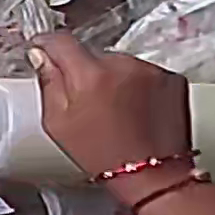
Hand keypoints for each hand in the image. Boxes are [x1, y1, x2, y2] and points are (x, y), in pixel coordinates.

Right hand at [28, 32, 192, 203]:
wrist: (152, 174)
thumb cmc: (98, 152)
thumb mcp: (56, 121)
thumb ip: (48, 82)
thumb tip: (41, 55)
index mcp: (89, 75)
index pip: (61, 41)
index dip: (46, 44)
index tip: (40, 50)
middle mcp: (123, 64)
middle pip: (90, 54)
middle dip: (81, 70)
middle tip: (80, 99)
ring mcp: (152, 70)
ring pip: (116, 63)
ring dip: (108, 77)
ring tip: (109, 107)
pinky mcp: (173, 78)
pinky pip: (141, 72)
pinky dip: (132, 84)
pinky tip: (130, 108)